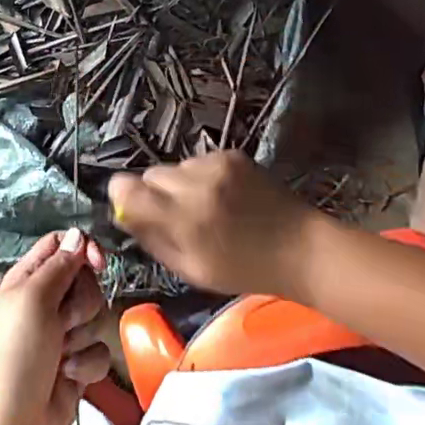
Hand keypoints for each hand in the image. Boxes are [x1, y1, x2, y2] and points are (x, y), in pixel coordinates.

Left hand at [0, 229, 111, 424]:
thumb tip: (80, 232)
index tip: (98, 265)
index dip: (82, 249)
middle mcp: (47, 299)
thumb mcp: (34, 299)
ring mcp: (64, 331)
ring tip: (60, 354)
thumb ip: (60, 264)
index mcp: (29, 278)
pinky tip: (68, 375)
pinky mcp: (79, 359)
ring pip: (97, 314)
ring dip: (82, 336)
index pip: (62, 244)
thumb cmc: (19, 352)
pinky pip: (100, 348)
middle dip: (81, 302)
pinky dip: (86, 363)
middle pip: (86, 279)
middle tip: (63, 322)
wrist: (19, 421)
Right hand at [107, 150, 320, 296]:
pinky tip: (225, 196)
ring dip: (180, 185)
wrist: (302, 249)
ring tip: (208, 208)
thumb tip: (122, 214)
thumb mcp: (190, 270)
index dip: (122, 196)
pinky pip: (198, 161)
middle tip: (177, 217)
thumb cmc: (243, 270)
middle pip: (148, 175)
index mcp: (182, 219)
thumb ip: (151, 239)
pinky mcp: (231, 154)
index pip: (125, 188)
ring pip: (174, 168)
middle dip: (155, 194)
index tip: (133, 209)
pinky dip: (203, 177)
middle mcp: (194, 185)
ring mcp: (215, 165)